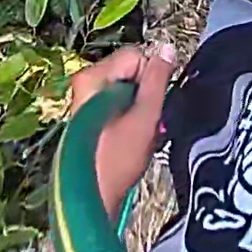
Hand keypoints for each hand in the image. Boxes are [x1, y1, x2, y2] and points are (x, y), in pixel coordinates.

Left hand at [66, 43, 178, 217]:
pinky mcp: (89, 116)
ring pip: (127, 88)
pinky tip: (132, 137)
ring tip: (141, 132)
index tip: (152, 104)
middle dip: (145, 93)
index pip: (136, 55)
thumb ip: (158, 78)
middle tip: (148, 120)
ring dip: (139, 107)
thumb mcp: (145, 116)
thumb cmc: (117, 161)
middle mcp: (85, 83)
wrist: (92, 203)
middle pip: (131, 70)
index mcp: (93, 77)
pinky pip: (118, 102)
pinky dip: (129, 116)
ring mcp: (85, 100)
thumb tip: (167, 49)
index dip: (151, 77)